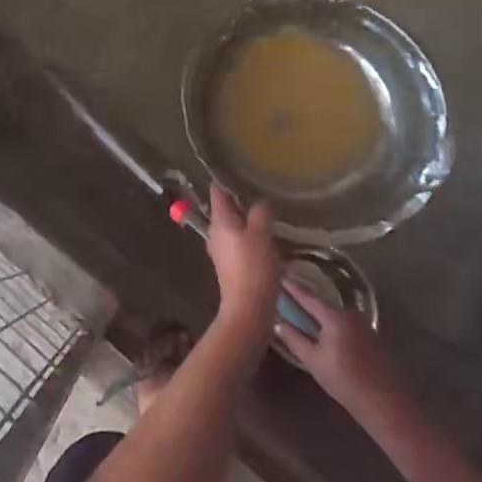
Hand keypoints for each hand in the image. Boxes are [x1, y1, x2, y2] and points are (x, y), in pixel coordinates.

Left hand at [204, 186, 280, 335]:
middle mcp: (215, 234)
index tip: (241, 172)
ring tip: (267, 216)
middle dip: (240, 202)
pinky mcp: (230, 266)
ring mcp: (221, 251)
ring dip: (247, 221)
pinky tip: (266, 242)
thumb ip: (260, 213)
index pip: (217, 192)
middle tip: (260, 193)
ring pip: (232, 228)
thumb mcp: (261, 234)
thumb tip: (260, 204)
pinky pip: (238, 244)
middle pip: (224, 210)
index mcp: (219, 222)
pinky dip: (249, 239)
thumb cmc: (253, 267)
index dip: (226, 181)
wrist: (248, 309)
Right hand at [275, 281, 400, 415]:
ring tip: (305, 319)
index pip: (309, 298)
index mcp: (335, 317)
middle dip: (307, 304)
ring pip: (335, 316)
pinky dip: (333, 327)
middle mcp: (351, 315)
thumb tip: (278, 323)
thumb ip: (294, 339)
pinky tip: (326, 336)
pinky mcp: (371, 337)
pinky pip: (345, 325)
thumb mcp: (313, 360)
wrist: (382, 401)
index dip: (293, 288)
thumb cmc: (343, 380)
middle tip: (290, 300)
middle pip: (323, 305)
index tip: (282, 277)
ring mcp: (363, 325)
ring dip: (321, 317)